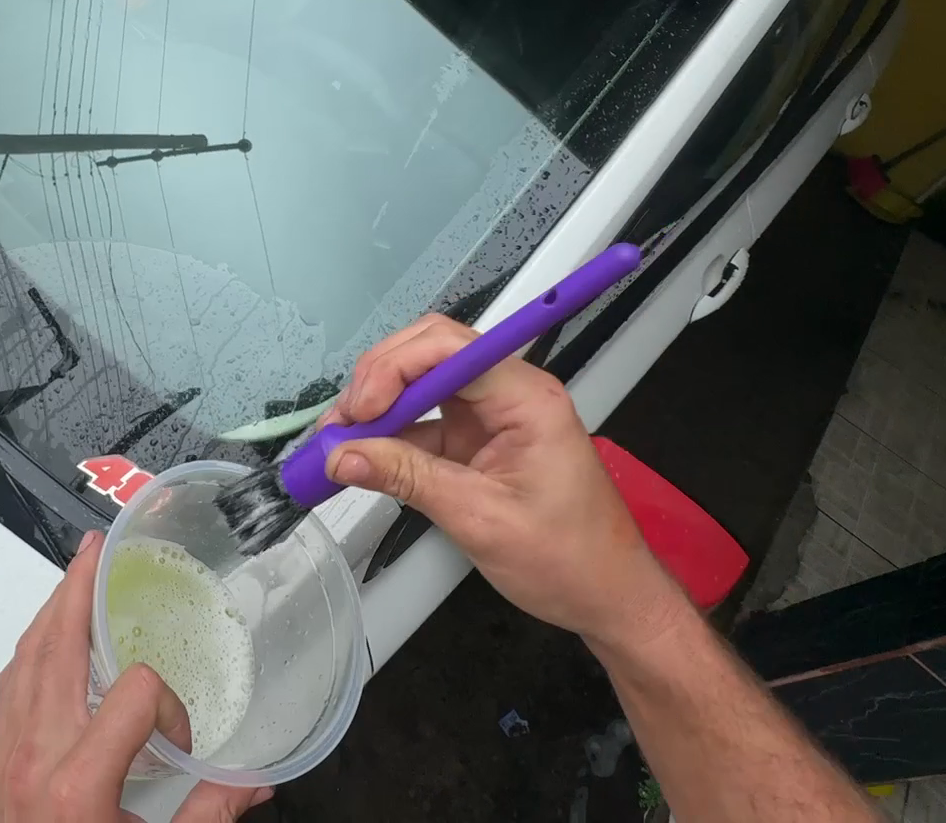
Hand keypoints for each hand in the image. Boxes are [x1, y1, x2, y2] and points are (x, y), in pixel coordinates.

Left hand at [0, 530, 272, 821]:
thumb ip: (210, 816)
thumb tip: (255, 780)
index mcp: (80, 782)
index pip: (135, 694)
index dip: (168, 705)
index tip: (181, 741)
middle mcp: (36, 755)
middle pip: (56, 646)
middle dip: (77, 588)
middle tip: (95, 548)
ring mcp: (9, 756)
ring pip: (25, 659)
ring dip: (52, 611)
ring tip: (75, 579)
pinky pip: (11, 686)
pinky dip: (33, 649)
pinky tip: (49, 641)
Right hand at [323, 314, 686, 649]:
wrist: (608, 598)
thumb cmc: (567, 561)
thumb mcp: (479, 519)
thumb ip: (407, 479)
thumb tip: (341, 458)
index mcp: (525, 398)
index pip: (449, 347)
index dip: (395, 368)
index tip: (361, 411)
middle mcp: (506, 391)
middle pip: (427, 351)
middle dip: (378, 380)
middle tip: (342, 423)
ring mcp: (488, 411)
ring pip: (418, 380)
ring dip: (375, 405)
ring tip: (338, 438)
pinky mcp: (472, 435)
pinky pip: (420, 418)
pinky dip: (385, 433)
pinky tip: (358, 454)